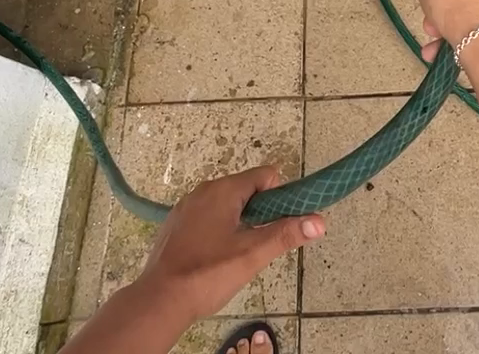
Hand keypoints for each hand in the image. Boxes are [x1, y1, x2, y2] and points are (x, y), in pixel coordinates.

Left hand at [134, 165, 326, 321]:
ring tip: (235, 255)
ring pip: (226, 205)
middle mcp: (204, 190)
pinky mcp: (175, 225)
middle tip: (257, 245)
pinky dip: (216, 230)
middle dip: (259, 213)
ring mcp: (186, 207)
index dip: (279, 197)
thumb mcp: (252, 255)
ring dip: (238, 223)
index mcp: (224, 189)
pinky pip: (206, 217)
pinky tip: (213, 258)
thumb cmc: (208, 274)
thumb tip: (320, 222)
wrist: (158, 302)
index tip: (279, 224)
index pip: (265, 175)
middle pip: (246, 190)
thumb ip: (286, 234)